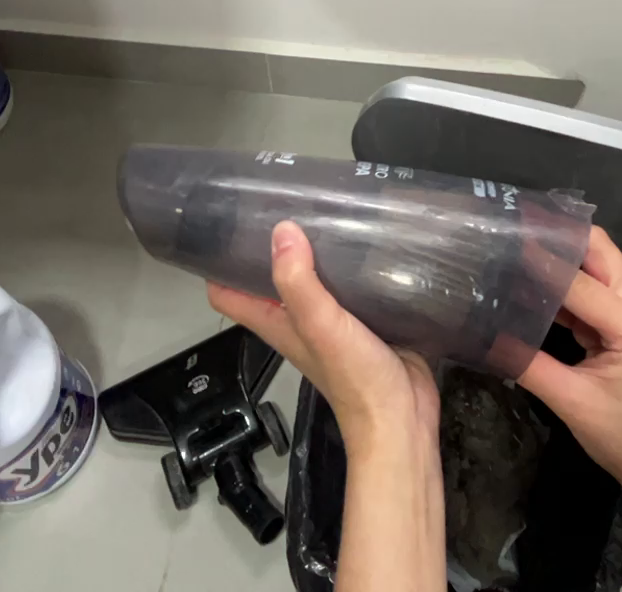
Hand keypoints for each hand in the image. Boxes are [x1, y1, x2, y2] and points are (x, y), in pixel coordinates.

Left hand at [207, 221, 439, 450]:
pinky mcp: (362, 319)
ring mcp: (329, 321)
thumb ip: (299, 282)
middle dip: (270, 245)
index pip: (227, 292)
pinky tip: (361, 240)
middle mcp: (297, 319)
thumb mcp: (319, 326)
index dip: (219, 262)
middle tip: (281, 202)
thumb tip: (283, 231)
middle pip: (269, 278)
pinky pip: (347, 284)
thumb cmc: (355, 379)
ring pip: (310, 277)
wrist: (401, 418)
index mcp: (275, 322)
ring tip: (321, 211)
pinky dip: (348, 263)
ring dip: (312, 251)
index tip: (225, 225)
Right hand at [516, 226, 621, 500]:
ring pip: (593, 261)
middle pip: (597, 249)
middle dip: (555, 235)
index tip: (501, 243)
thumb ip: (527, 362)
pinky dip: (560, 278)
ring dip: (556, 253)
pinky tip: (527, 281)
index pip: (579, 282)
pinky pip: (590, 283)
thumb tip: (483, 332)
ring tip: (512, 249)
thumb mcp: (570, 402)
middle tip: (510, 227)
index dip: (539, 262)